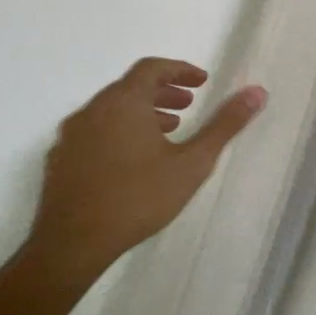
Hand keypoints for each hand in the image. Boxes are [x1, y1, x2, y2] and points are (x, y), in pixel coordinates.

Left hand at [26, 58, 266, 277]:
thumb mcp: (193, 162)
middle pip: (129, 87)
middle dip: (163, 91)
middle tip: (188, 106)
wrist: (71, 246)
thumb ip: (224, 124)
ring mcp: (70, 137)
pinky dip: (118, 131)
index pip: (151, 68)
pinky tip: (133, 160)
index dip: (180, 70)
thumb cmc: (138, 197)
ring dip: (141, 112)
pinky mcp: (58, 162)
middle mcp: (92, 111)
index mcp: (123, 103)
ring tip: (166, 133)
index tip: (202, 83)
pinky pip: (93, 131)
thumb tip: (257, 92)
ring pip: (110, 110)